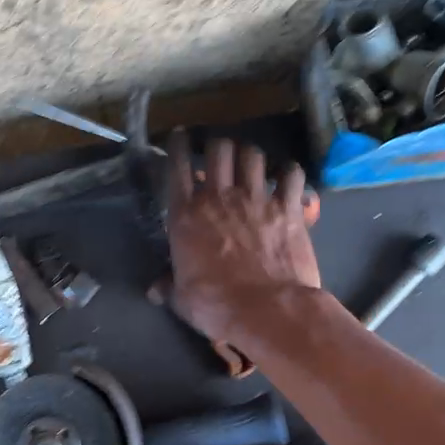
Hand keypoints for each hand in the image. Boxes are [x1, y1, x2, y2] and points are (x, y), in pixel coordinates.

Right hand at [164, 131, 320, 346]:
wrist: (267, 309)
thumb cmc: (216, 304)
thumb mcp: (182, 298)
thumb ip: (168, 287)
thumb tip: (154, 290)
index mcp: (186, 215)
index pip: (177, 167)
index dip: (178, 145)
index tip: (181, 135)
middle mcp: (219, 197)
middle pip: (218, 149)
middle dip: (218, 146)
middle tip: (219, 153)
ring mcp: (255, 198)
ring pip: (252, 154)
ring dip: (249, 154)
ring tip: (249, 161)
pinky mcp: (288, 207)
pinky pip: (291, 174)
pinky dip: (288, 171)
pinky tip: (287, 176)